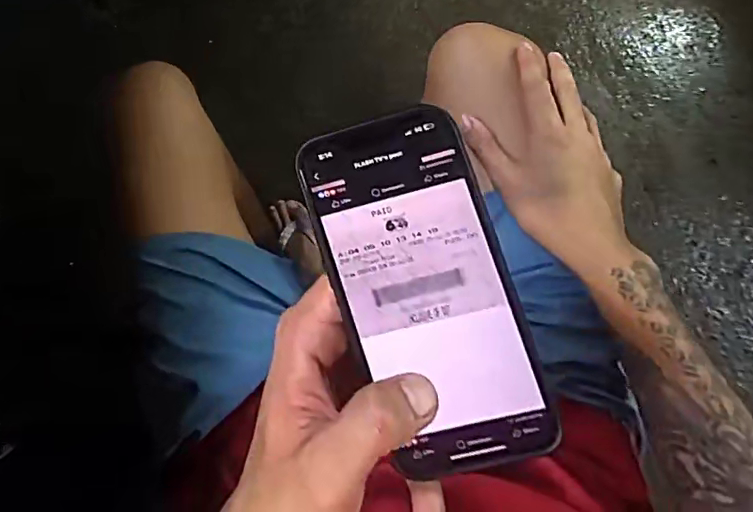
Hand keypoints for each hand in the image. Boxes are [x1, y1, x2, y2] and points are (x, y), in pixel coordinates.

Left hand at [225, 277, 445, 511]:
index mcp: (299, 356)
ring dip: (417, 373)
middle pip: (361, 326)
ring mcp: (337, 398)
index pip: (327, 296)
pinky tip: (449, 456)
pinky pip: (392, 413)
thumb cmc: (287, 503)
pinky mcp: (356, 430)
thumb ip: (373, 421)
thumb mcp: (329, 463)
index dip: (361, 275)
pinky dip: (419, 432)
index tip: (408, 264)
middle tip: (453, 309)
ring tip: (465, 363)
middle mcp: (317, 367)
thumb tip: (423, 384)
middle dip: (401, 320)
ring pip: (382, 367)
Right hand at [456, 42, 635, 279]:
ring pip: (584, 114)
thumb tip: (467, 118)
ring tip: (566, 87)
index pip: (538, 91)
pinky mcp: (607, 170)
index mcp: (549, 135)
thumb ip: (487, 147)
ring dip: (574, 95)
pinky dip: (583, 123)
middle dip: (559, 72)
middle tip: (552, 54)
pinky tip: (579, 134)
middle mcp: (576, 137)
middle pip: (568, 95)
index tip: (526, 47)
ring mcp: (596, 152)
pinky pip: (593, 136)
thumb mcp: (508, 181)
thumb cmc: (546, 213)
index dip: (530, 67)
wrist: (596, 248)